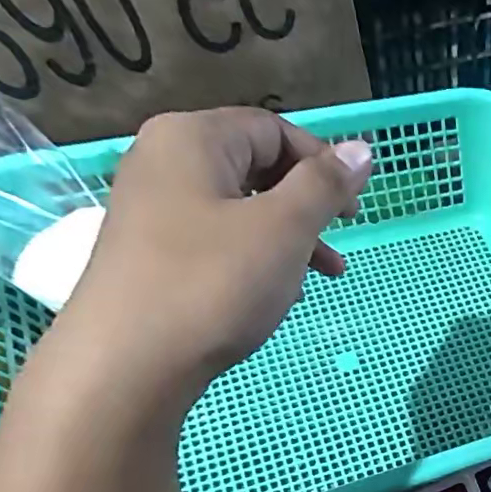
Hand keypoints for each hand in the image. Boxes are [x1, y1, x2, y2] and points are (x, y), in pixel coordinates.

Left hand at [57, 107, 372, 394]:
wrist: (129, 361)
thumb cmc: (213, 284)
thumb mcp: (283, 230)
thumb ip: (324, 187)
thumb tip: (361, 149)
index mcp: (194, 139)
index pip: (273, 130)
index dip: (322, 164)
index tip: (354, 210)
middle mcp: (165, 163)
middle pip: (256, 168)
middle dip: (307, 207)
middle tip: (339, 244)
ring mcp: (153, 211)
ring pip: (240, 211)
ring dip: (289, 240)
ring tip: (322, 279)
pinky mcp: (152, 254)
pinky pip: (218, 242)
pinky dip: (256, 260)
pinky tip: (276, 296)